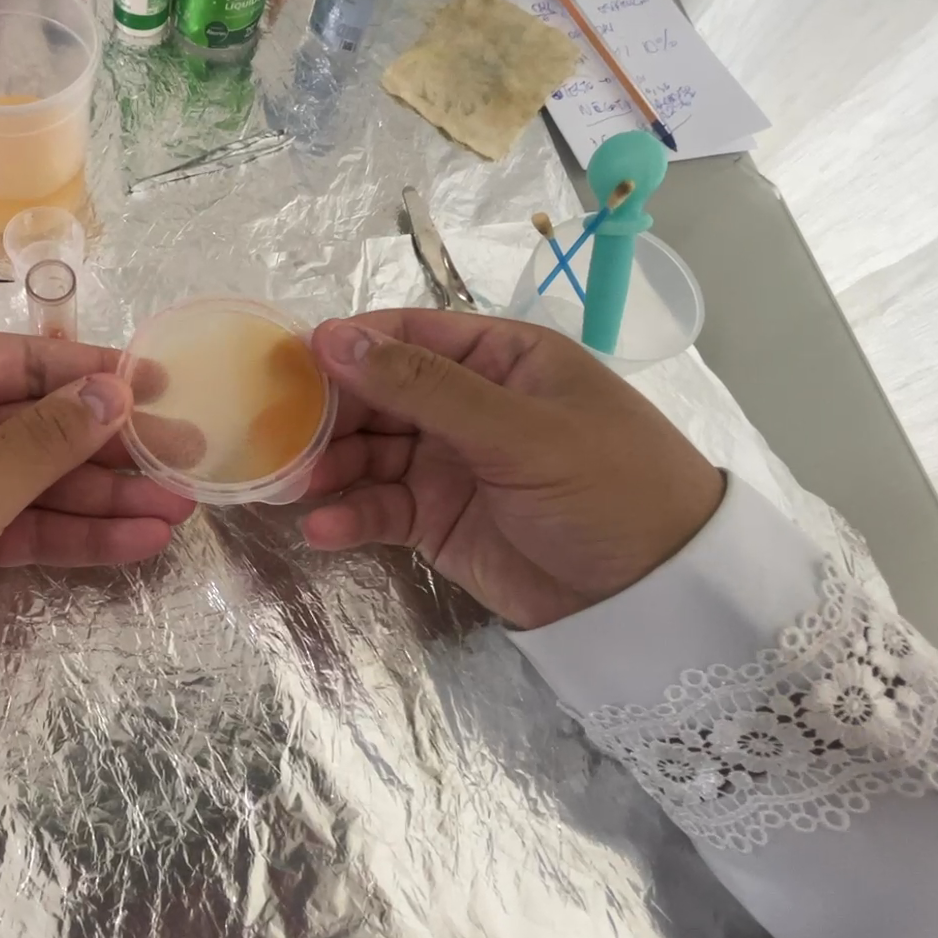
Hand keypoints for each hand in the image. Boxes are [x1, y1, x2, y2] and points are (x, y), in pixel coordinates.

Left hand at [0, 333, 194, 699]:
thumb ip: (46, 439)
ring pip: (36, 481)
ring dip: (104, 498)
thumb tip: (118, 388)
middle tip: (188, 459)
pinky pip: (21, 526)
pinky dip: (74, 535)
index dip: (94, 374)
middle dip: (111, 447)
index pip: (21, 362)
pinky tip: (138, 541)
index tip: (163, 385)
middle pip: (36, 425)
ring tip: (180, 509)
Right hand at [302, 310, 721, 628]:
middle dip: (330, 416)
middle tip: (283, 437)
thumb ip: (422, 386)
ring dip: (330, 469)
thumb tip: (332, 337)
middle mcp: (464, 404)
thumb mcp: (517, 430)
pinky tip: (324, 530)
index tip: (290, 364)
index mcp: (497, 359)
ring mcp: (445, 463)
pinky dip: (349, 517)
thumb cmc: (607, 488)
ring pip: (367, 453)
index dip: (349, 346)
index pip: (407, 336)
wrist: (654, 601)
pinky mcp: (433, 518)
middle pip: (375, 396)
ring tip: (296, 488)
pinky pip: (378, 508)